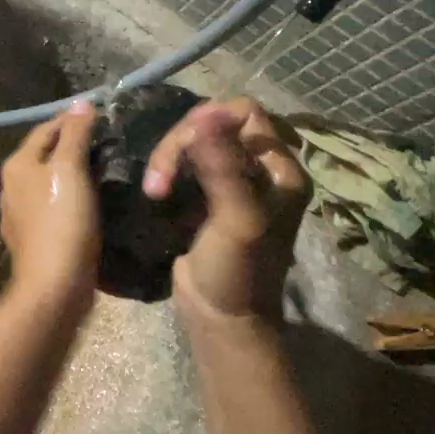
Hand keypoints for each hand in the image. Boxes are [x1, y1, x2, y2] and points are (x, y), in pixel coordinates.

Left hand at [0, 100, 100, 311]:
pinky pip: (51, 210)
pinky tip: (87, 208)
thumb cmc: (63, 221)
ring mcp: (18, 215)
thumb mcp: (71, 170)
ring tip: (101, 174)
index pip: (45, 131)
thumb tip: (81, 103)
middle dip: (69, 148)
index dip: (70, 121)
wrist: (54, 287)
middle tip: (104, 145)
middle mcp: (10, 186)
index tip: (99, 118)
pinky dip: (68, 201)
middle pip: (43, 156)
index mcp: (17, 165)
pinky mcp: (31, 240)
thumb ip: (75, 135)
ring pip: (47, 184)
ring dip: (69, 176)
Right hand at [143, 98, 307, 321]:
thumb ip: (223, 165)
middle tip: (159, 180)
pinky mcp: (206, 193)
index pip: (245, 113)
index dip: (209, 120)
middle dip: (180, 144)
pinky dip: (167, 168)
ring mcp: (232, 181)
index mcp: (280, 170)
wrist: (221, 320)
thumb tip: (205, 114)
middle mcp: (260, 169)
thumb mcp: (235, 219)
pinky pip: (184, 160)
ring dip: (168, 157)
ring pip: (194, 140)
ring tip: (154, 188)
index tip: (183, 148)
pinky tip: (156, 189)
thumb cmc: (238, 273)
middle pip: (212, 123)